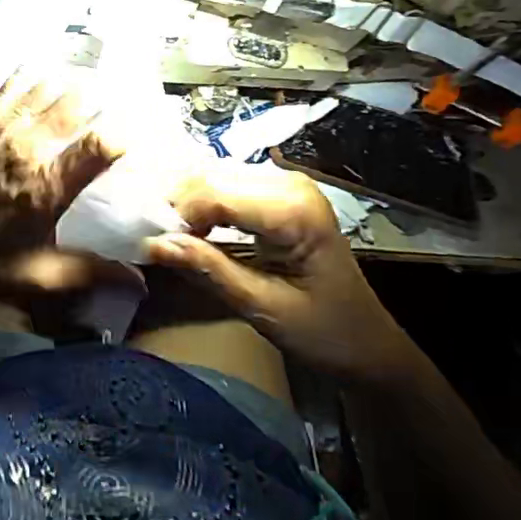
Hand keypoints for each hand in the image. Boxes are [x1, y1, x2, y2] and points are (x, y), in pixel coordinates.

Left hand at [0, 71, 129, 291]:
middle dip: (101, 101)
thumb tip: (140, 283)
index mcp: (47, 185)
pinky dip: (35, 75)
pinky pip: (16, 84)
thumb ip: (88, 272)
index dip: (122, 134)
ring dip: (73, 84)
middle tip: (122, 100)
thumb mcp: (36, 274)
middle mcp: (30, 147)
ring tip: (95, 82)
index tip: (137, 133)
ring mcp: (6, 127)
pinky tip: (50, 68)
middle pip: (75, 104)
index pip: (97, 146)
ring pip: (49, 89)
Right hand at [143, 165, 405, 378]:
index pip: (216, 194)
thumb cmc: (325, 334)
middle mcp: (290, 183)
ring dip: (189, 203)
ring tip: (172, 237)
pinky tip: (195, 229)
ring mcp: (286, 182)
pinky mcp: (280, 190)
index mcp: (294, 210)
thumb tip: (153, 244)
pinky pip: (228, 183)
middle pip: (212, 177)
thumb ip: (209, 270)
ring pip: (215, 175)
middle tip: (156, 241)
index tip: (152, 245)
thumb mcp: (263, 308)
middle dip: (179, 207)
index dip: (178, 216)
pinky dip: (205, 203)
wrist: (369, 344)